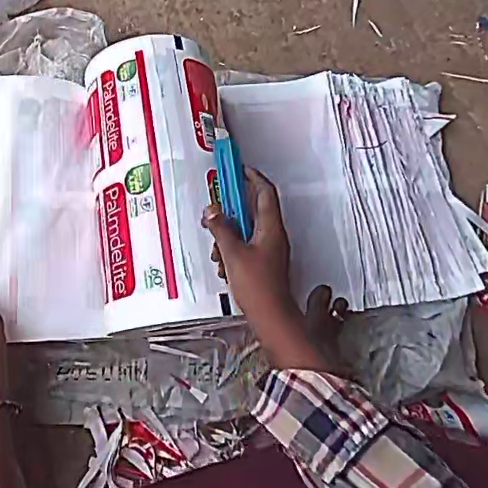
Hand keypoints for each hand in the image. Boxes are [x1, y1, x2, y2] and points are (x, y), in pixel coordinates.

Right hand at [202, 171, 335, 371]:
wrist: (271, 317)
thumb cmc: (259, 289)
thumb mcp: (232, 253)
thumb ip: (221, 229)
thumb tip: (212, 212)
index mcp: (271, 229)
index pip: (265, 192)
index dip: (253, 177)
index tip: (239, 169)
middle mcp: (274, 236)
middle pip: (255, 208)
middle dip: (234, 206)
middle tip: (219, 202)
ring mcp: (271, 249)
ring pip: (249, 228)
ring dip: (230, 230)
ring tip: (217, 241)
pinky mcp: (264, 262)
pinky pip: (247, 243)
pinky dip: (233, 246)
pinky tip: (223, 258)